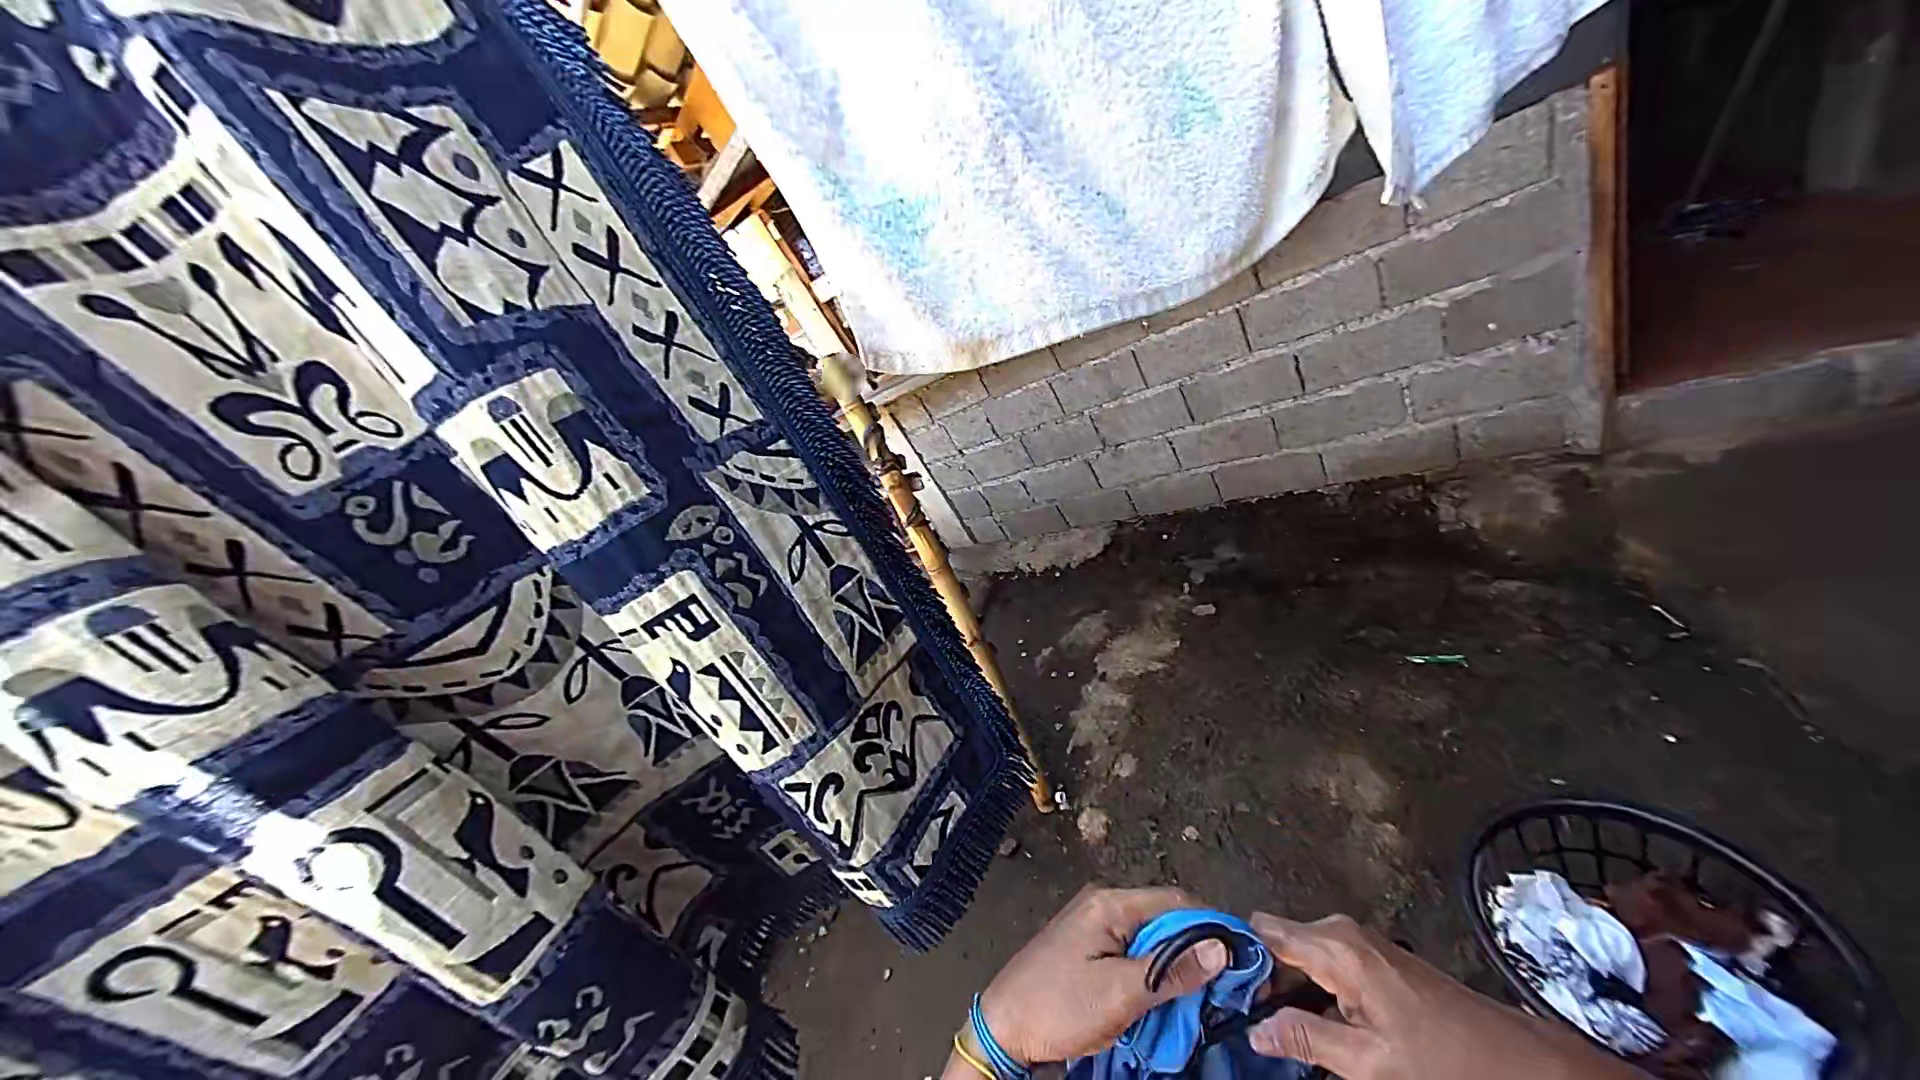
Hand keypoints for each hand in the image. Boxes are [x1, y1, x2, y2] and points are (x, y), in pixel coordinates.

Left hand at [975, 885, 1229, 1064]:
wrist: (1004, 1026)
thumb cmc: (1057, 1007)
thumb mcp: (1119, 994)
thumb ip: (1170, 970)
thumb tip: (1220, 949)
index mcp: (1110, 903)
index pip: (1176, 902)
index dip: (1213, 927)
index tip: (1243, 960)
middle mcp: (1103, 903)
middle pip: (1165, 917)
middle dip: (1196, 949)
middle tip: (1226, 987)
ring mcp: (1094, 923)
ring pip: (1152, 936)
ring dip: (1175, 964)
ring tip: (1201, 997)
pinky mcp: (1090, 945)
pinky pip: (1133, 949)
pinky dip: (1153, 970)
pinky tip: (1166, 997)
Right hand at [1246, 914, 1645, 1079]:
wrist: (1521, 1063)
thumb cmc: (1446, 1063)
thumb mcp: (1370, 1063)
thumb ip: (1305, 1039)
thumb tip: (1253, 1031)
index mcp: (1333, 948)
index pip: (1261, 931)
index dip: (1239, 958)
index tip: (1224, 992)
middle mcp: (1339, 931)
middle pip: (1276, 942)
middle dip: (1262, 978)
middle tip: (1249, 1020)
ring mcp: (1356, 941)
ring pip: (1297, 954)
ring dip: (1286, 987)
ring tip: (1275, 1027)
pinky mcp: (1370, 956)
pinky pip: (1321, 962)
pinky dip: (1310, 988)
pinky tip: (1312, 1024)